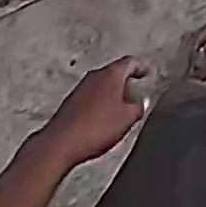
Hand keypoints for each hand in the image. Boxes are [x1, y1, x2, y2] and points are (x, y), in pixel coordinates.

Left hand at [32, 56, 147, 166]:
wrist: (60, 144)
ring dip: (110, 96)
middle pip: (115, 73)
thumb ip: (139, 107)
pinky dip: (98, 105)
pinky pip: (90, 98)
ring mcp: (80, 88)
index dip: (141, 67)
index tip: (145, 73)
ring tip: (117, 114)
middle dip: (125, 85)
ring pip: (101, 86)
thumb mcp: (128, 119)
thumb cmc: (96, 127)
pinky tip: (99, 122)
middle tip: (133, 98)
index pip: (131, 62)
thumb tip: (139, 104)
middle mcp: (95, 75)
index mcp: (112, 73)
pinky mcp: (69, 103)